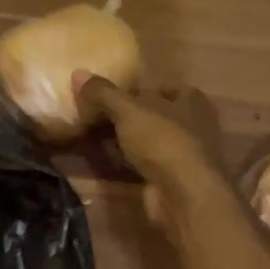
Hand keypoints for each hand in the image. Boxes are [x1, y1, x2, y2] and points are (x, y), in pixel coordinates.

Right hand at [73, 71, 227, 225]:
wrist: (184, 196)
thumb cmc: (162, 140)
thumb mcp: (127, 110)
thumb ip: (103, 92)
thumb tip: (77, 72)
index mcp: (190, 100)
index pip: (157, 86)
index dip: (130, 89)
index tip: (103, 95)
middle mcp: (191, 124)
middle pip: (149, 114)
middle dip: (120, 116)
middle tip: (89, 116)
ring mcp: (182, 154)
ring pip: (144, 141)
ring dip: (120, 140)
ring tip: (88, 137)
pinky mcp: (171, 179)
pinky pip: (141, 164)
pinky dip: (122, 162)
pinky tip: (100, 161)